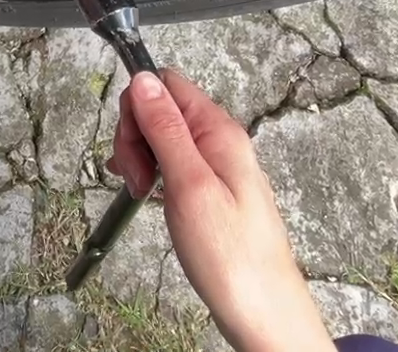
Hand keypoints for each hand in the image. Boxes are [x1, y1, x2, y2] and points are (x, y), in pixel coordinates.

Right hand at [109, 70, 334, 351]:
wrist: (265, 320)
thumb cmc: (231, 258)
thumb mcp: (188, 185)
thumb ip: (165, 128)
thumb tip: (143, 77)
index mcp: (218, 130)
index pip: (164, 83)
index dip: (137, 106)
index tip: (132, 146)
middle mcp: (219, 139)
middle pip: (159, 107)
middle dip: (135, 135)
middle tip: (136, 177)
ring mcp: (215, 163)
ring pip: (160, 133)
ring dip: (140, 155)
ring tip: (140, 190)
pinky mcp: (209, 186)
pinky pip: (169, 159)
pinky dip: (151, 171)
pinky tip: (145, 192)